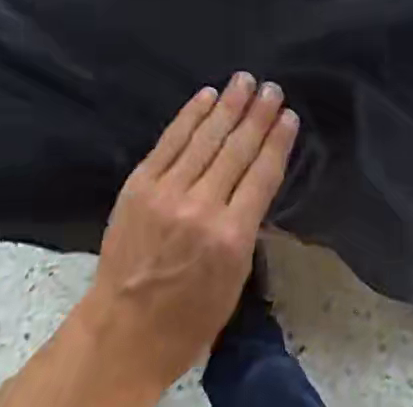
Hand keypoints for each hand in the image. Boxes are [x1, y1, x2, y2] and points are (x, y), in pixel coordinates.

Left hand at [83, 71, 299, 388]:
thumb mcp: (236, 278)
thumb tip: (258, 179)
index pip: (263, 174)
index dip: (278, 140)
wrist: (122, 332)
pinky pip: (170, 141)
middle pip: (237, 149)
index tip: (289, 116)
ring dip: (228, 105)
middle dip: (258, 114)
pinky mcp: (139, 185)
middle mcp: (201, 207)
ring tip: (245, 80)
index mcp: (232, 236)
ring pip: (205, 137)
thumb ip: (248, 224)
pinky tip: (206, 96)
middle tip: (272, 88)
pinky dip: (190, 116)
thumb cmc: (189, 316)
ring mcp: (167, 192)